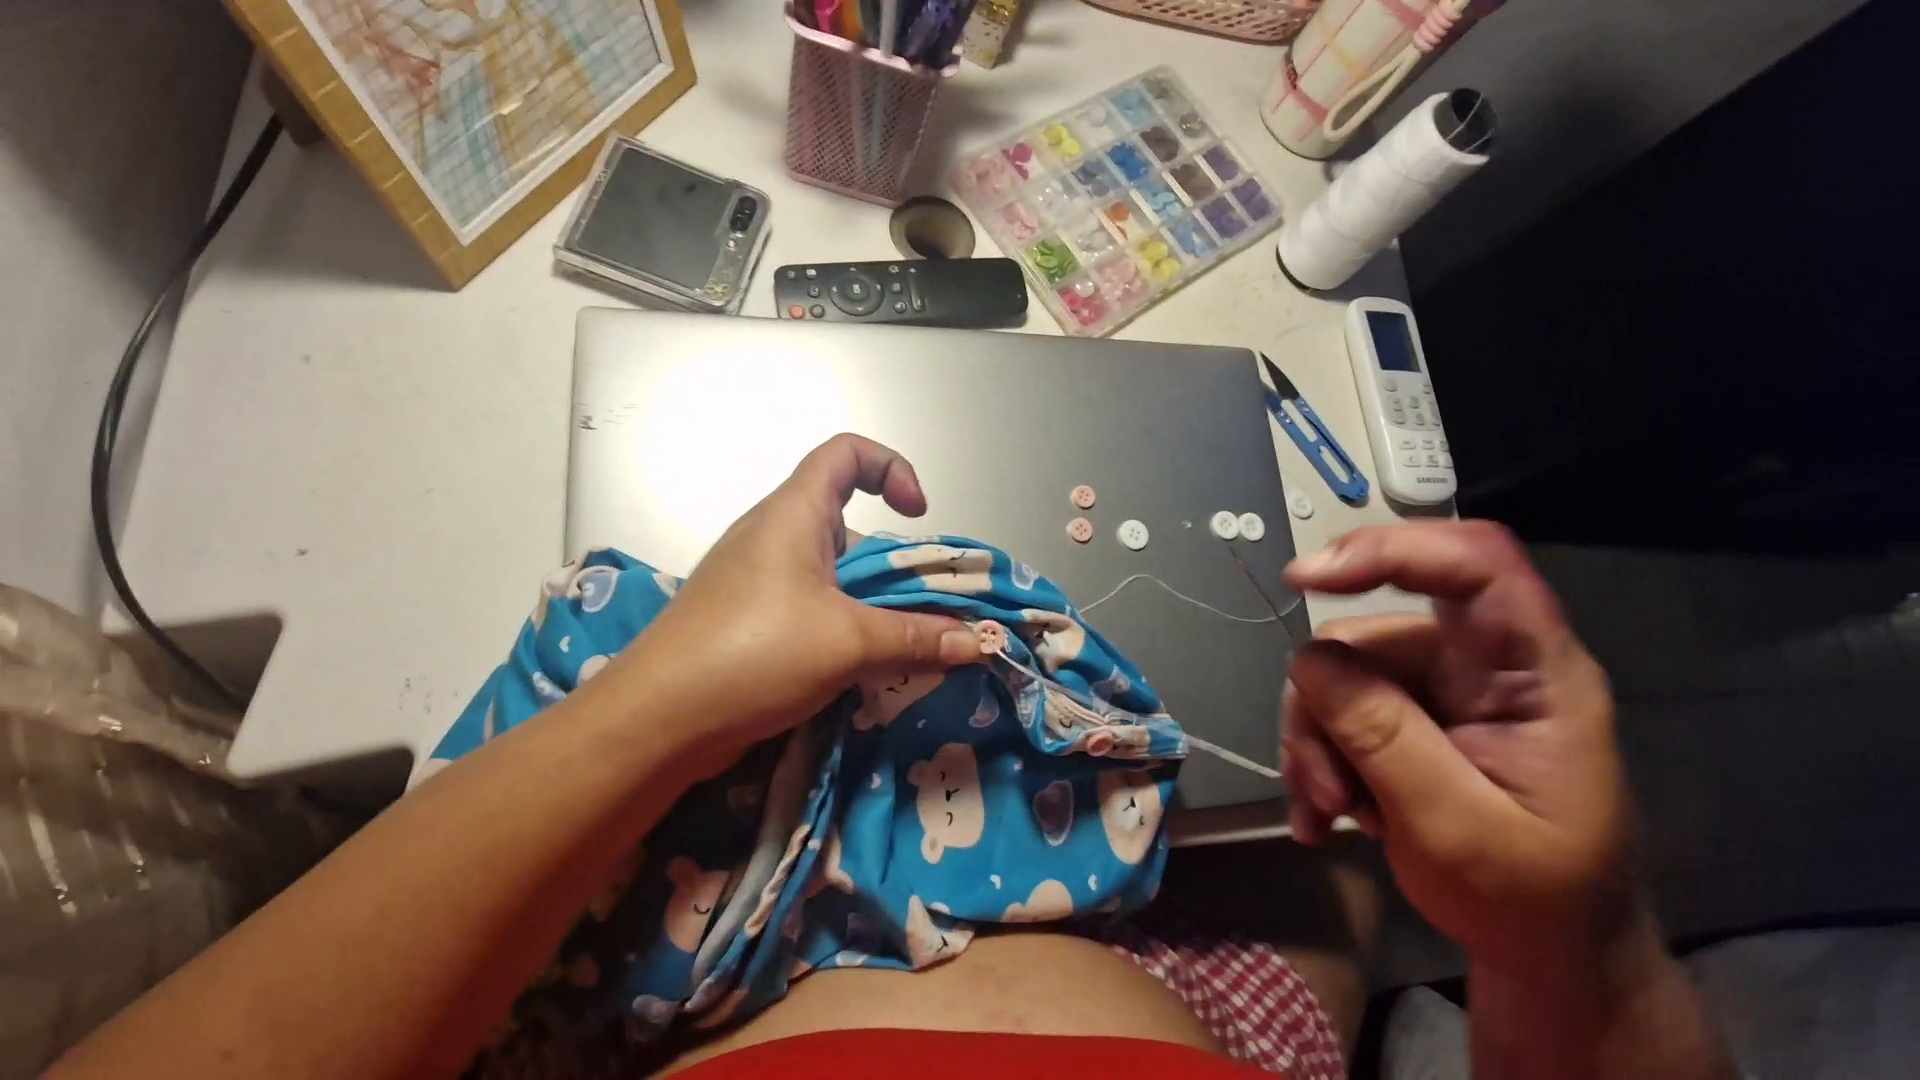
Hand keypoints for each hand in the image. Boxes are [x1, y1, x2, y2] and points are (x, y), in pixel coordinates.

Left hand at [589, 434, 981, 768]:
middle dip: (894, 566)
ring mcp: (758, 581)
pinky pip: (812, 610)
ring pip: (833, 576)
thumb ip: (916, 639)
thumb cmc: (753, 653)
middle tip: (926, 610)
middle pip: (850, 526)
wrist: (658, 720)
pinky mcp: (749, 622)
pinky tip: (861, 672)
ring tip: (902, 649)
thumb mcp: (847, 642)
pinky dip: (844, 631)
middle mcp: (774, 536)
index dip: (890, 468)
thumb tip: (978, 644)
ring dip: (873, 606)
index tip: (917, 517)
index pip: (846, 453)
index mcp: (794, 514)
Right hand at [1280, 522, 1635, 978]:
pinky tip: (1325, 814)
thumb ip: (1385, 739)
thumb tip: (1307, 659)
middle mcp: (1483, 663)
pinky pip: (1334, 708)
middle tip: (1322, 791)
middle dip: (1324, 707)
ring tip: (1329, 813)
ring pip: (1337, 674)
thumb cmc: (1532, 899)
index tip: (1306, 579)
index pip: (1476, 566)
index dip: (1392, 550)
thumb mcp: (1456, 829)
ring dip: (1316, 744)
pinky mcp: (1408, 716)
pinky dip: (1317, 758)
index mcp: (1534, 673)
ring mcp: (1441, 689)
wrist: (1548, 955)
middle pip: (1371, 634)